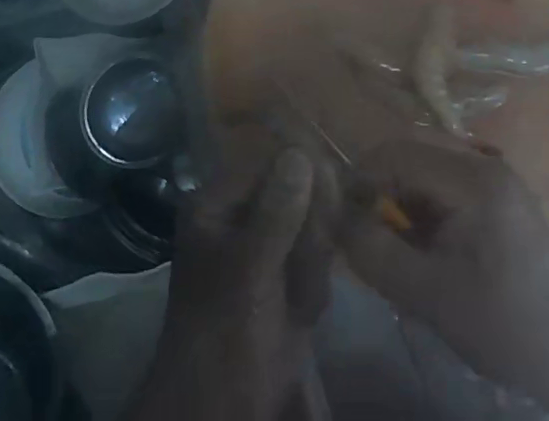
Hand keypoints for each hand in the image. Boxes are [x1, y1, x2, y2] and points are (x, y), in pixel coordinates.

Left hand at [126, 129, 340, 420]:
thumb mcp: (250, 267)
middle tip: (299, 271)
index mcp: (216, 203)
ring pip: (311, 232)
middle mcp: (239, 217)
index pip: (266, 165)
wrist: (223, 403)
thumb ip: (277, 212)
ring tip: (293, 300)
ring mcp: (263, 248)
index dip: (301, 175)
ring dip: (311, 267)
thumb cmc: (224, 328)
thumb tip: (298, 152)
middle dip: (307, 236)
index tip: (332, 187)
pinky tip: (299, 314)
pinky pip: (315, 264)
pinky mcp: (284, 278)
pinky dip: (313, 290)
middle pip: (295, 197)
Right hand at [340, 135, 548, 397]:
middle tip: (367, 232)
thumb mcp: (427, 293)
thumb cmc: (505, 324)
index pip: (392, 155)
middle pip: (405, 155)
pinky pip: (440, 183)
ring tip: (394, 242)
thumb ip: (372, 250)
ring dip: (398, 199)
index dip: (360, 182)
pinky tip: (423, 243)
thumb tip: (334, 216)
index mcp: (472, 179)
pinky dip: (419, 207)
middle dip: (378, 191)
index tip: (345, 221)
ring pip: (420, 168)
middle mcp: (483, 163)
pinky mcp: (497, 195)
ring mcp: (493, 177)